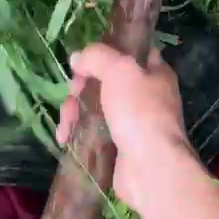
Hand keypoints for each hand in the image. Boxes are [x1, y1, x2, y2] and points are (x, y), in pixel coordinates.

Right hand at [55, 43, 196, 211]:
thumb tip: (77, 58)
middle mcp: (144, 95)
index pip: (129, 51)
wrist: (151, 168)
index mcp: (154, 72)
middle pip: (104, 79)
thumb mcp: (119, 70)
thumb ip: (96, 56)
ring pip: (93, 105)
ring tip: (67, 122)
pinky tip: (65, 137)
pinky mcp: (117, 146)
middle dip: (81, 85)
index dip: (105, 50)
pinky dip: (76, 131)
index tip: (85, 58)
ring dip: (74, 110)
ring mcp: (130, 122)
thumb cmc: (140, 111)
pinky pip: (91, 131)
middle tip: (74, 91)